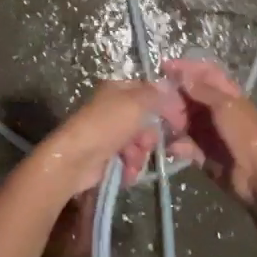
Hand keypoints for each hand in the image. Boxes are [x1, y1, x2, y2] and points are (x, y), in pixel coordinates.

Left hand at [32, 80, 186, 197]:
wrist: (77, 158)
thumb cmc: (106, 125)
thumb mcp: (135, 104)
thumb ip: (155, 94)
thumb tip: (169, 86)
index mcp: (118, 90)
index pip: (150, 93)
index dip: (166, 106)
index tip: (180, 123)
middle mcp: (114, 109)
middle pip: (146, 122)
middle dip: (149, 137)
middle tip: (144, 143)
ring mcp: (110, 133)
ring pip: (139, 144)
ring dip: (139, 155)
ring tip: (130, 160)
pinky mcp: (107, 155)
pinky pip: (129, 160)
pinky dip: (130, 167)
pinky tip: (125, 171)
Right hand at [162, 58, 256, 210]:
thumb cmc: (244, 134)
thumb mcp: (225, 106)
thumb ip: (202, 90)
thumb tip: (181, 74)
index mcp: (228, 95)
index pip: (205, 73)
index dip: (187, 67)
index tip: (164, 67)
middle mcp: (218, 111)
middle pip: (191, 97)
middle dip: (174, 95)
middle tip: (155, 96)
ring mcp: (210, 132)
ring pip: (185, 120)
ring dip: (171, 120)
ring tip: (157, 120)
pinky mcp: (204, 153)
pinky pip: (186, 145)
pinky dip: (177, 144)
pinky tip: (170, 145)